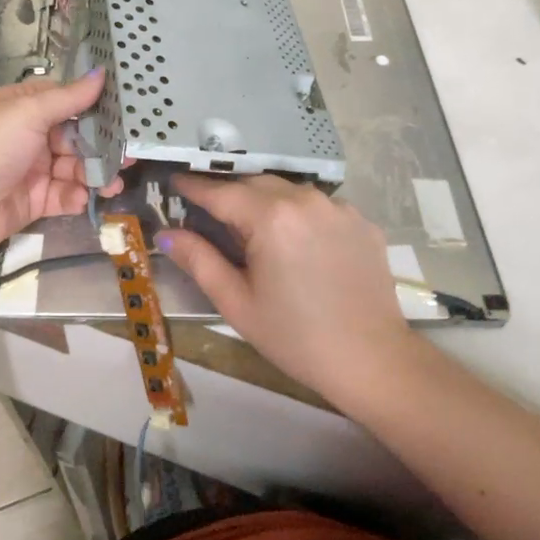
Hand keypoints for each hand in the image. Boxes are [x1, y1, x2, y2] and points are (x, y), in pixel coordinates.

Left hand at [0, 70, 126, 256]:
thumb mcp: (29, 113)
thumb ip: (69, 97)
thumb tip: (101, 72)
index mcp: (23, 105)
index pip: (65, 98)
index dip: (93, 104)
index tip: (125, 110)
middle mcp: (30, 133)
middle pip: (76, 135)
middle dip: (102, 145)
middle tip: (129, 155)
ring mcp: (34, 167)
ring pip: (76, 166)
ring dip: (96, 174)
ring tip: (115, 183)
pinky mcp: (37, 198)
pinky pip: (66, 193)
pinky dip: (78, 195)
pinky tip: (85, 198)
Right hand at [159, 174, 412, 404]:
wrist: (372, 360)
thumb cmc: (295, 337)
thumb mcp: (237, 303)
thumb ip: (199, 260)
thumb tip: (166, 233)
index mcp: (270, 217)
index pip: (220, 192)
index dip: (194, 186)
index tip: (175, 179)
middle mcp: (305, 200)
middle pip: (255, 184)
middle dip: (231, 194)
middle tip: (211, 214)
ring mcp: (339, 208)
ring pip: (288, 192)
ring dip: (267, 203)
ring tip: (256, 233)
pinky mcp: (362, 221)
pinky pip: (319, 207)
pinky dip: (300, 216)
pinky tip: (298, 246)